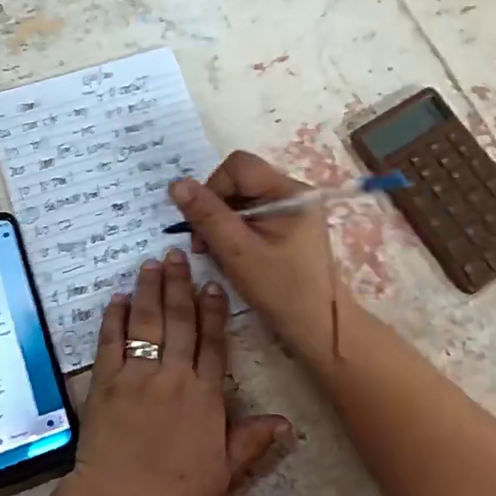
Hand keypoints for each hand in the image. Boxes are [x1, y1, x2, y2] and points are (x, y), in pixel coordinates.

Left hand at [44, 250, 291, 495]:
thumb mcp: (224, 473)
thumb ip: (249, 441)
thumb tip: (284, 423)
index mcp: (205, 397)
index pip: (213, 343)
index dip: (214, 312)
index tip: (212, 284)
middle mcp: (173, 377)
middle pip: (178, 322)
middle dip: (179, 285)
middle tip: (176, 254)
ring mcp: (137, 376)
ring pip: (146, 322)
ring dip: (148, 290)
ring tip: (150, 263)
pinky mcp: (105, 382)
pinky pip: (111, 341)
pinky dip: (114, 317)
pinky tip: (117, 299)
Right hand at [169, 151, 338, 358]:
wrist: (319, 328)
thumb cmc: (281, 289)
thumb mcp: (236, 252)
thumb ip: (206, 215)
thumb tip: (176, 184)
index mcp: (289, 192)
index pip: (238, 166)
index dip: (213, 187)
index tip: (204, 223)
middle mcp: (293, 193)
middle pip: (238, 181)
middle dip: (214, 208)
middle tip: (204, 244)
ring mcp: (291, 210)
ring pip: (241, 199)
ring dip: (221, 222)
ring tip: (215, 252)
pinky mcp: (287, 227)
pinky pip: (251, 215)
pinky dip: (234, 231)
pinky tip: (231, 255)